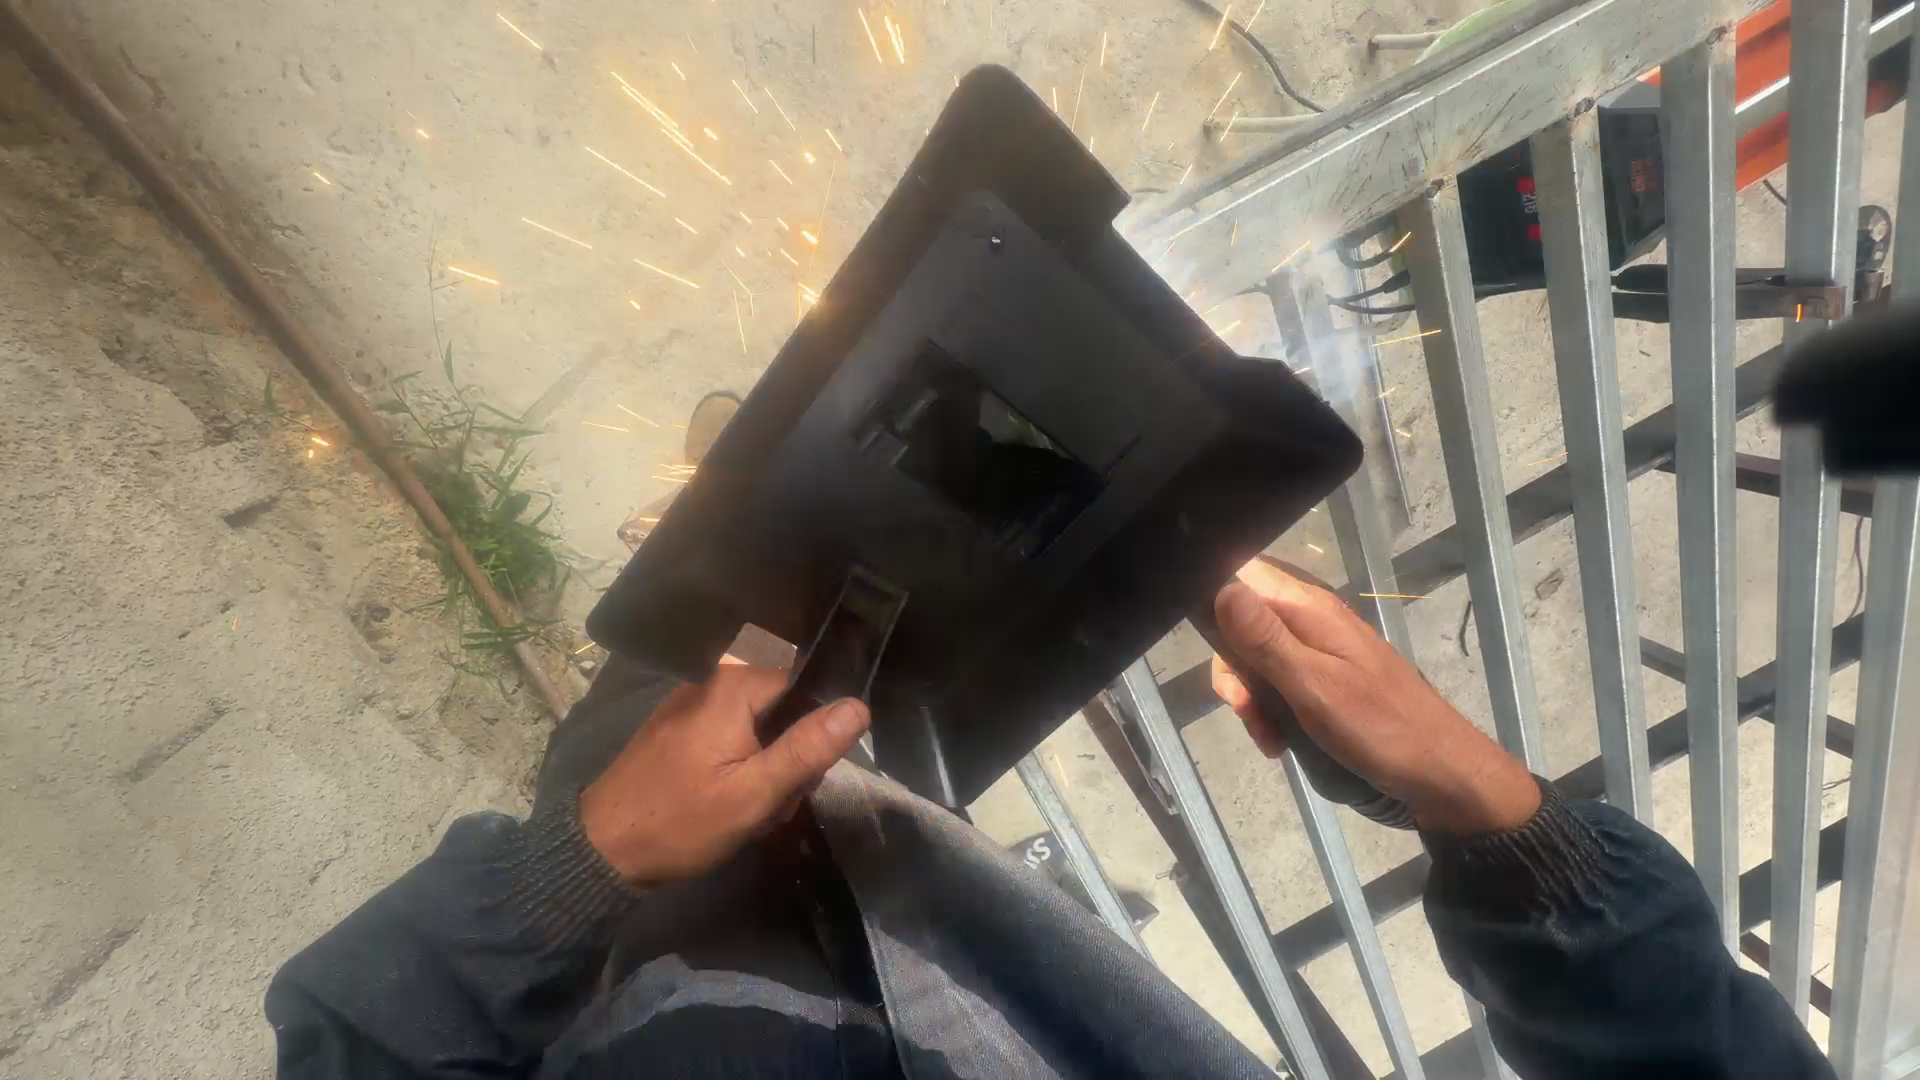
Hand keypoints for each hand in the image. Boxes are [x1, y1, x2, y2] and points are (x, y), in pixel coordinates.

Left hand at [578, 666, 870, 883]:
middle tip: (770, 804)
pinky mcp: (677, 726)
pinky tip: (726, 801)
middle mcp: (713, 680)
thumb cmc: (681, 821)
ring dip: (764, 767)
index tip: (801, 778)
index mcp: (734, 685)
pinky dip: (737, 766)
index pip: (805, 689)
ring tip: (748, 810)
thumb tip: (859, 706)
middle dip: (786, 756)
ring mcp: (691, 703)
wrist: (598, 853)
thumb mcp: (754, 793)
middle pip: (782, 708)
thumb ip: (808, 748)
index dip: (813, 733)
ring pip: (758, 726)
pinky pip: (729, 735)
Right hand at [1209, 560, 1539, 834]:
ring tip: (1267, 736)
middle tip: (1245, 708)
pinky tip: (1278, 741)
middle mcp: (1308, 621)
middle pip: (1239, 624)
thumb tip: (1222, 589)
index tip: (1207, 639)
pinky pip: (1274, 685)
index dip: (1214, 594)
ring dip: (1249, 698)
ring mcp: (1315, 652)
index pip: (1244, 574)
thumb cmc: (1381, 729)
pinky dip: (1267, 712)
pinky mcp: (1319, 682)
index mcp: (1308, 609)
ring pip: (1253, 660)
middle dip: (1232, 668)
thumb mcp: (1314, 686)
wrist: (1444, 779)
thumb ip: (1266, 639)